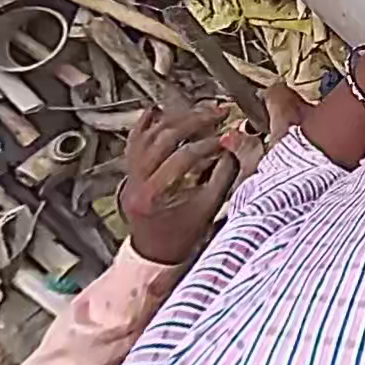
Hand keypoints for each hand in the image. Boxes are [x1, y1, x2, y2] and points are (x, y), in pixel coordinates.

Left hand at [119, 103, 246, 264]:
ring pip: (150, 134)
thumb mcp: (209, 207)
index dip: (210, 143)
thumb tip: (234, 144)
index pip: (183, 156)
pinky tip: (159, 110)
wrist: (154, 254)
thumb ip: (223, 173)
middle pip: (164, 137)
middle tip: (219, 112)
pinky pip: (135, 140)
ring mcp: (130, 175)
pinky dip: (148, 123)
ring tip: (202, 111)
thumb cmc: (181, 236)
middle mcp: (136, 182)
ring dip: (178, 117)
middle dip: (195, 121)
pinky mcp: (132, 171)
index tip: (229, 137)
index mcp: (153, 195)